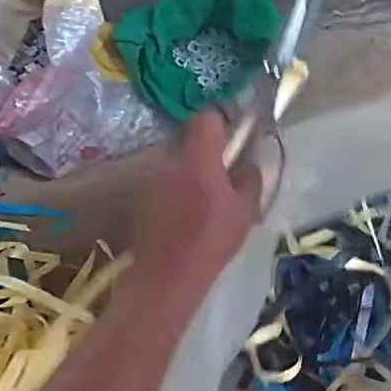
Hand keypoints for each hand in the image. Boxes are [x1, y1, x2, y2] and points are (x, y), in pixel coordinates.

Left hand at [129, 110, 261, 298]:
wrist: (169, 273)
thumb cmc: (212, 240)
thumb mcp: (245, 211)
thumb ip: (251, 179)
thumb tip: (248, 164)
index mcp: (198, 157)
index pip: (207, 117)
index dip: (221, 123)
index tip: (231, 140)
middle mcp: (169, 159)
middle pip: (188, 140)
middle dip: (204, 153)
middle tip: (220, 177)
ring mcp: (150, 176)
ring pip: (173, 162)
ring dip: (186, 172)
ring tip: (199, 200)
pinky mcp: (139, 195)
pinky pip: (160, 181)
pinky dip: (171, 189)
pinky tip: (180, 214)